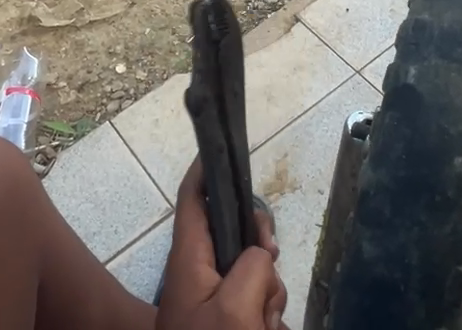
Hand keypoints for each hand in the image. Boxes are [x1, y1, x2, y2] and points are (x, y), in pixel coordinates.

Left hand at [157, 161, 286, 329]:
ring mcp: (211, 296)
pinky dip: (265, 310)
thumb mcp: (236, 306)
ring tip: (262, 320)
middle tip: (273, 258)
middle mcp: (198, 271)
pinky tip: (264, 326)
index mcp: (189, 259)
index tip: (226, 148)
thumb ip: (255, 266)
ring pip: (252, 269)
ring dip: (267, 291)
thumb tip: (261, 257)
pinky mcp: (222, 316)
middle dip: (260, 246)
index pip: (192, 197)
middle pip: (235, 232)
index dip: (206, 168)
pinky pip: (253, 297)